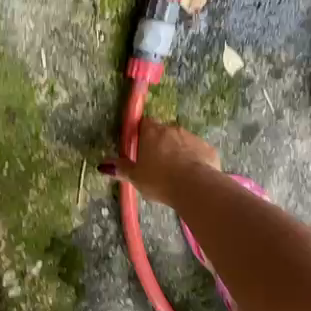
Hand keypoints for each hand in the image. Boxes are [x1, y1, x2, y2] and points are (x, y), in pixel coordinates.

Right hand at [100, 120, 219, 207]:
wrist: (194, 186)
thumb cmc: (158, 180)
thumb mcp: (135, 177)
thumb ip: (121, 169)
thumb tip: (103, 165)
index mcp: (151, 132)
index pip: (144, 124)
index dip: (141, 134)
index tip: (140, 148)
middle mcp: (172, 129)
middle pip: (164, 132)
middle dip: (160, 144)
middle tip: (156, 164)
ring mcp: (192, 137)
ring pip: (182, 142)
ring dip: (178, 152)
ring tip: (175, 173)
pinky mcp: (208, 149)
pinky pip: (198, 152)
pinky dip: (194, 160)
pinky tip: (192, 176)